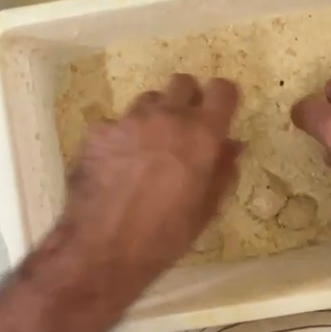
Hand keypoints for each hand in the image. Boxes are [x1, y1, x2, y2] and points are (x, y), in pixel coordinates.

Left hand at [58, 74, 241, 290]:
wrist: (103, 248)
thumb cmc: (165, 235)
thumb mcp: (206, 209)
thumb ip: (223, 170)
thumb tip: (233, 145)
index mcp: (201, 134)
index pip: (223, 89)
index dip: (223, 98)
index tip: (219, 112)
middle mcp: (166, 116)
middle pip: (182, 83)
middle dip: (187, 99)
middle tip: (183, 128)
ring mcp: (128, 120)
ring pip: (148, 100)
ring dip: (153, 116)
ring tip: (147, 148)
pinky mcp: (97, 131)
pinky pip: (116, 123)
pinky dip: (120, 137)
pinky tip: (115, 164)